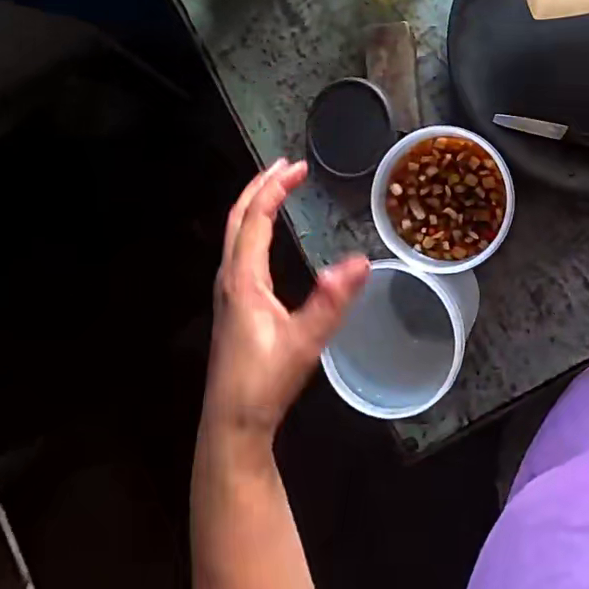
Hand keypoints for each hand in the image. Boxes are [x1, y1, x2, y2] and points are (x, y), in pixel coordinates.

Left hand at [203, 158, 370, 440]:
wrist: (232, 424)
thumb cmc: (263, 382)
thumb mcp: (303, 343)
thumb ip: (331, 303)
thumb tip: (360, 263)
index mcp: (242, 278)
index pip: (255, 218)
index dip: (275, 188)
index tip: (298, 167)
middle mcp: (229, 277)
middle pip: (238, 218)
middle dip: (260, 186)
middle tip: (286, 165)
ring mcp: (227, 291)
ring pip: (235, 233)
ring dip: (255, 204)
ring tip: (277, 187)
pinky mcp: (232, 304)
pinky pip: (240, 248)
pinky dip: (254, 226)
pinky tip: (267, 235)